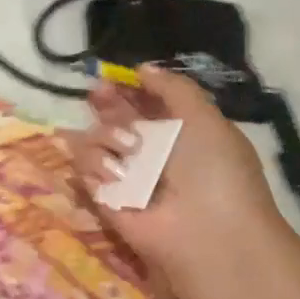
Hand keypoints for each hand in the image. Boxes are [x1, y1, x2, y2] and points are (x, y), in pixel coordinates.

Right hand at [72, 65, 295, 287]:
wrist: (207, 230)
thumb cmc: (214, 170)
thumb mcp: (205, 118)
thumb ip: (173, 88)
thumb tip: (142, 68)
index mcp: (176, 132)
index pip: (142, 104)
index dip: (126, 88)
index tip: (114, 77)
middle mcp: (147, 152)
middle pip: (111, 119)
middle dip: (105, 104)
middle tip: (99, 95)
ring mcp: (123, 176)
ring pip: (92, 140)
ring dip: (107, 138)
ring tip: (130, 152)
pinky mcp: (103, 197)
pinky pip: (84, 170)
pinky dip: (98, 168)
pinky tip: (117, 176)